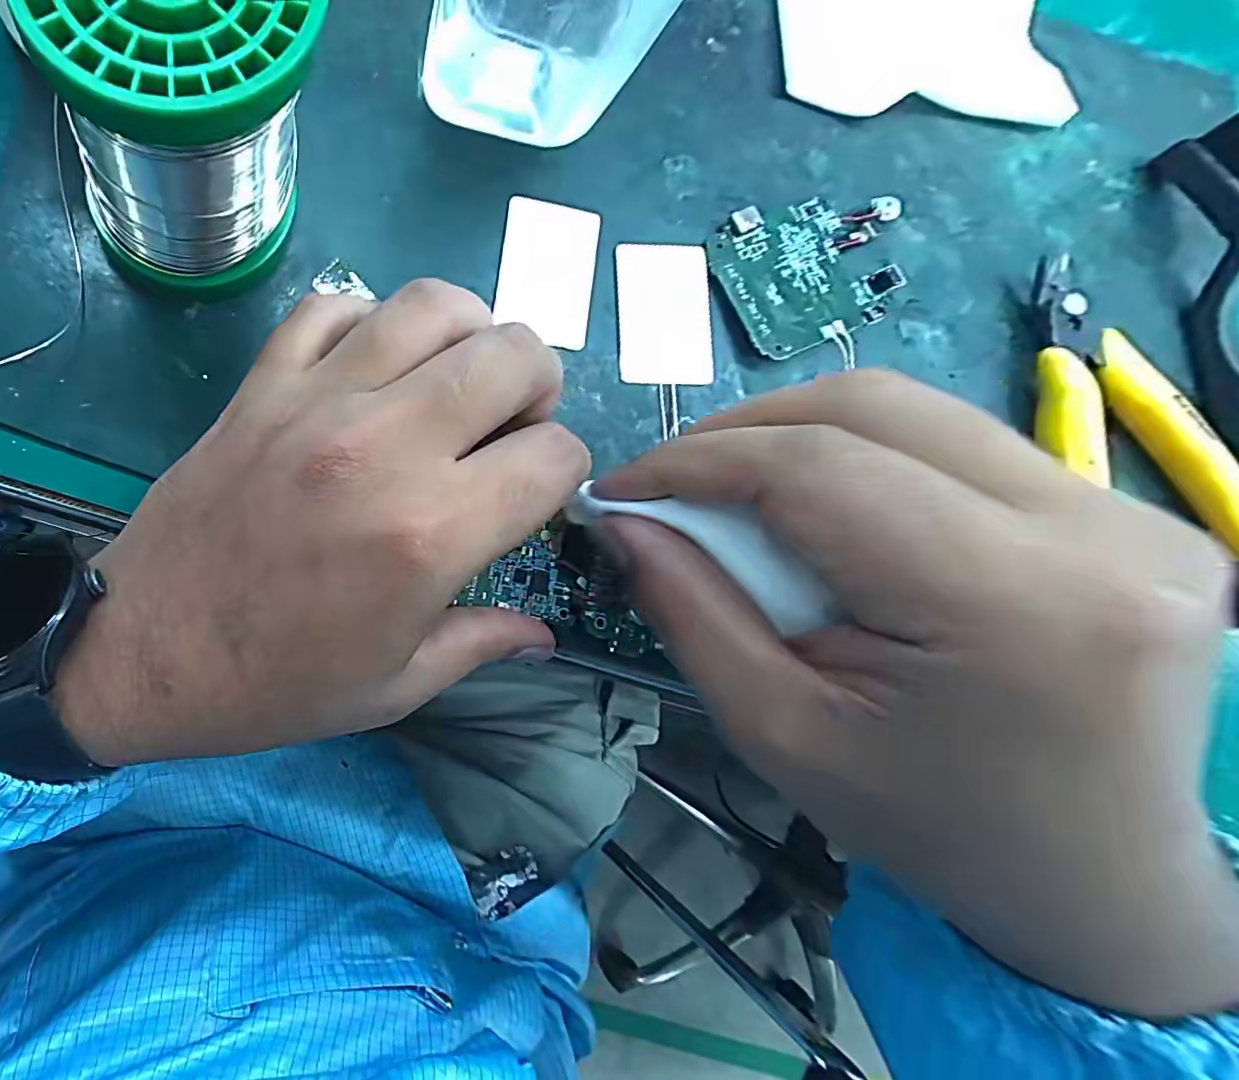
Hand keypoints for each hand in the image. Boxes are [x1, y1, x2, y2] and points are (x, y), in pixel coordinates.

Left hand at [52, 280, 590, 765]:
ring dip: (466, 336)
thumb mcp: (390, 687)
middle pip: (512, 354)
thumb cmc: (270, 684)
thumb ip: (479, 643)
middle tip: (502, 432)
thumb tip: (542, 633)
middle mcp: (382, 447)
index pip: (554, 454)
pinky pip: (328, 307)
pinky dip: (365, 321)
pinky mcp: (258, 389)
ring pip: (431, 306)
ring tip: (447, 384)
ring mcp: (313, 404)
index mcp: (430, 533)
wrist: (146, 651)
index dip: (560, 474)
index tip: (529, 496)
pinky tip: (365, 368)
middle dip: (534, 390)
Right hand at [599, 371, 1238, 1018]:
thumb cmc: (915, 819)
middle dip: (736, 433)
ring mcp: (1123, 512)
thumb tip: (621, 520)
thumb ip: (687, 609)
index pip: (816, 468)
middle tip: (663, 485)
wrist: (1088, 883)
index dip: (694, 463)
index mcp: (1011, 602)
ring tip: (719, 493)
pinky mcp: (1114, 513)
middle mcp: (1096, 531)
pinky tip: (800, 510)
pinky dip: (842, 456)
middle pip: (870, 406)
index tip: (617, 490)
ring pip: (908, 410)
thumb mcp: (769, 726)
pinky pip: (942, 443)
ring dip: (785, 436)